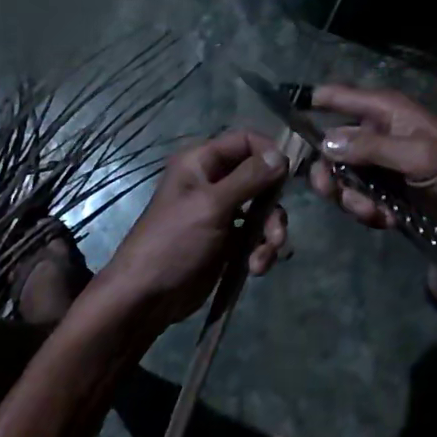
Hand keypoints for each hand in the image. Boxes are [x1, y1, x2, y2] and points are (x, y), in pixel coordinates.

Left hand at [94, 129, 290, 326]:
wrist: (149, 295)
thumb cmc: (174, 241)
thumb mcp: (212, 205)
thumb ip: (249, 178)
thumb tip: (281, 155)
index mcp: (201, 162)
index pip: (246, 141)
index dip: (269, 154)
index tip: (287, 178)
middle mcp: (213, 181)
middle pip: (261, 178)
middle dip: (273, 207)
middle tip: (275, 232)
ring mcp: (222, 211)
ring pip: (264, 211)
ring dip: (270, 234)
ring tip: (262, 258)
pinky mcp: (228, 240)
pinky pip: (257, 236)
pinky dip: (261, 250)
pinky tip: (255, 268)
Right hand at [308, 85, 436, 228]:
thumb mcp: (420, 155)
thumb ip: (372, 149)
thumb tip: (325, 143)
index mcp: (385, 112)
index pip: (338, 97)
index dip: (310, 103)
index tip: (286, 124)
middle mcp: (376, 133)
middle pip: (330, 146)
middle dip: (329, 173)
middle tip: (333, 192)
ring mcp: (379, 165)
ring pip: (341, 177)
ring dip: (351, 199)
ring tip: (373, 213)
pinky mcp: (385, 191)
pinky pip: (359, 198)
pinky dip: (367, 211)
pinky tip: (387, 220)